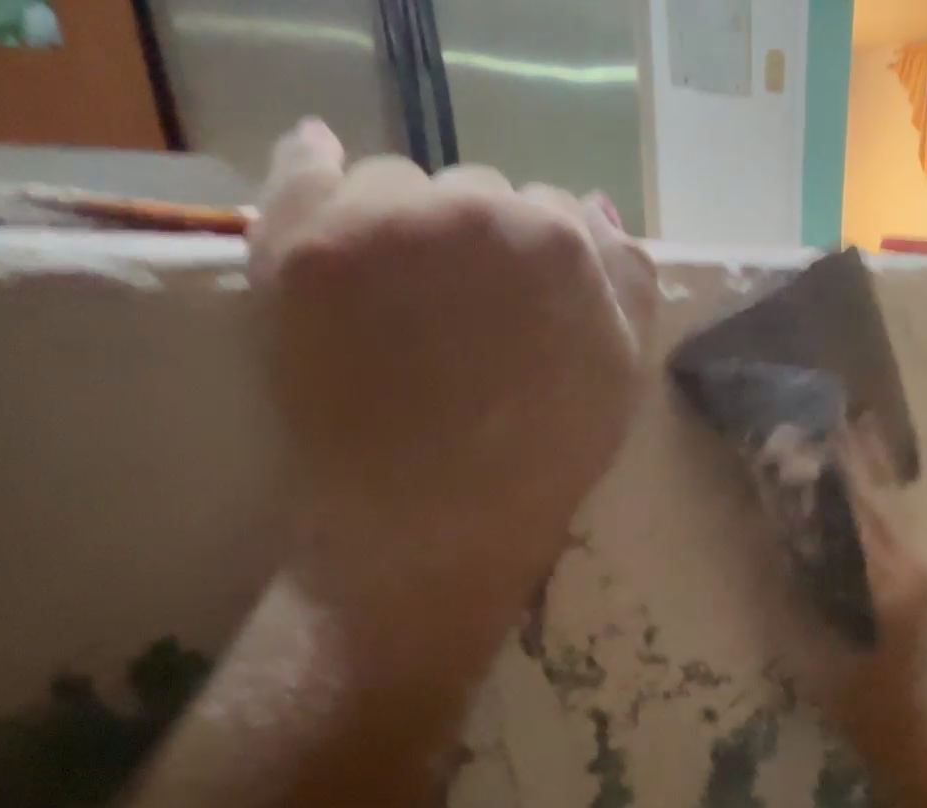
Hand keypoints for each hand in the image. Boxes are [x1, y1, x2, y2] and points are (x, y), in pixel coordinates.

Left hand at [248, 119, 657, 676]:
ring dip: (405, 223)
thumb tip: (593, 206)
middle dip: (478, 240)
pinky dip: (316, 169)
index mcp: (560, 241)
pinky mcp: (299, 243)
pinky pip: (305, 164)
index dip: (540, 262)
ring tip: (397, 298)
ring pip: (398, 184)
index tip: (523, 308)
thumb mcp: (623, 373)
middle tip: (463, 312)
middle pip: (477, 191)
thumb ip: (627, 281)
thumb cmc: (544, 457)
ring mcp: (378, 220)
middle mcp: (472, 207)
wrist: (434, 523)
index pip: (552, 211)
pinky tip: (329, 183)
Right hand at [794, 432, 926, 741]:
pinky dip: (878, 489)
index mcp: (884, 585)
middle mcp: (911, 564)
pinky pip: (895, 519)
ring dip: (868, 464)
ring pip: (890, 503)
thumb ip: (788, 590)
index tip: (803, 431)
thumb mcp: (809, 648)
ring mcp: (921, 564)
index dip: (826, 471)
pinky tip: (867, 465)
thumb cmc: (853, 697)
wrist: (910, 721)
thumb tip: (763, 531)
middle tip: (823, 409)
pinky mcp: (920, 568)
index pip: (850, 513)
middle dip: (850, 454)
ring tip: (848, 418)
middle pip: (875, 497)